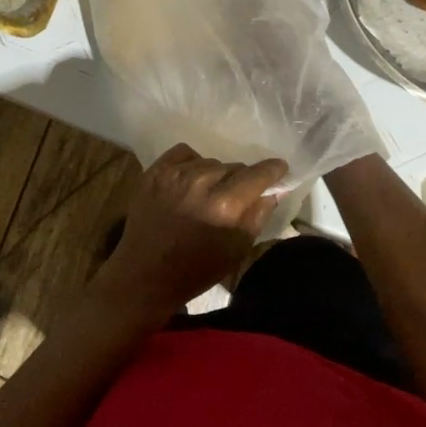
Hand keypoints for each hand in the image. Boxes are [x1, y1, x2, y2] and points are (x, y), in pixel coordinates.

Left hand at [93, 143, 288, 317]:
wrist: (145, 273)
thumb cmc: (196, 269)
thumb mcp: (236, 250)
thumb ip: (257, 215)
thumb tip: (272, 191)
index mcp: (225, 206)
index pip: (256, 175)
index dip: (272, 170)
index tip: (280, 167)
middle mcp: (201, 182)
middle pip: (232, 167)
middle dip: (239, 180)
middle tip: (235, 196)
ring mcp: (174, 174)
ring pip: (209, 161)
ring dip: (214, 174)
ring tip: (208, 194)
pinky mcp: (154, 170)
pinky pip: (183, 153)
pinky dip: (191, 163)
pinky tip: (189, 179)